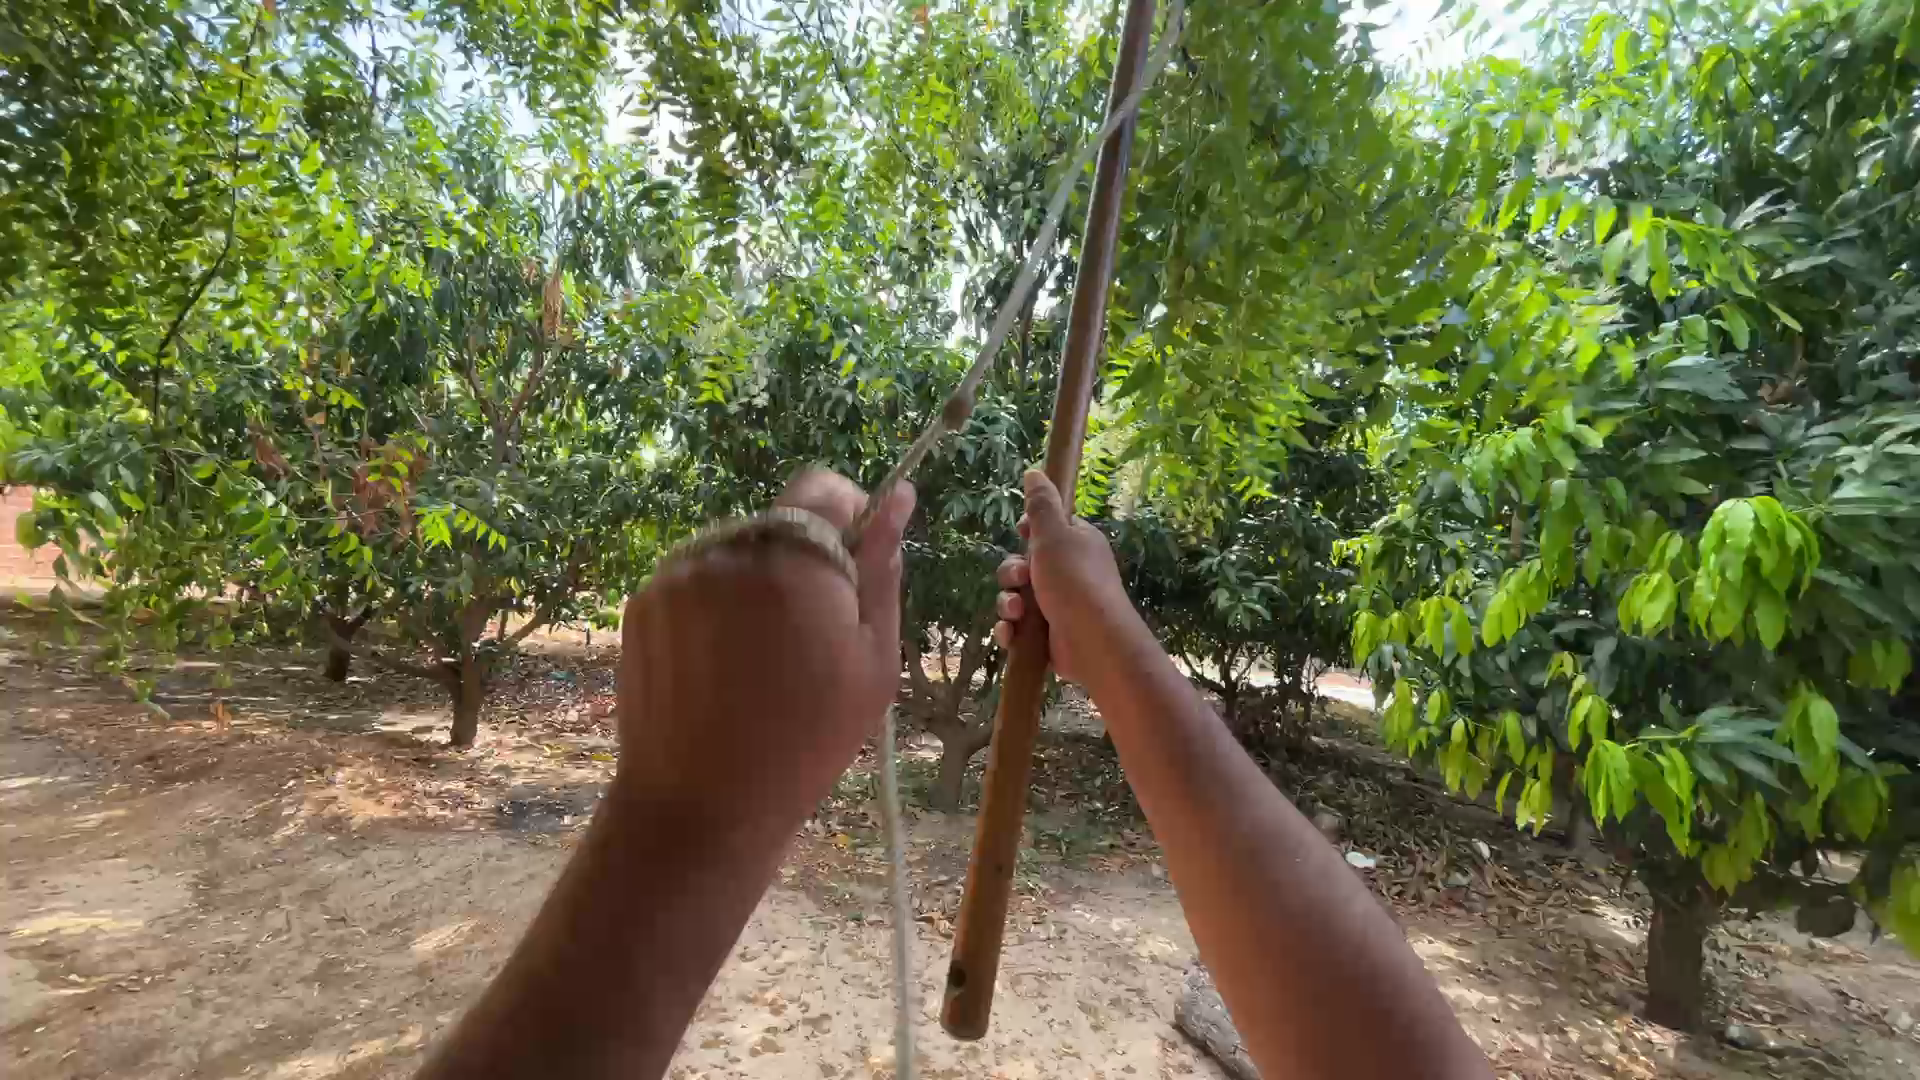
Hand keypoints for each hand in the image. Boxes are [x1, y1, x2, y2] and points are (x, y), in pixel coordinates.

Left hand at [616, 468, 914, 819]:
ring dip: (758, 579)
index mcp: (797, 560)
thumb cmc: (809, 738)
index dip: (847, 512)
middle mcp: (731, 549)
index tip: (853, 561)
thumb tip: (900, 496)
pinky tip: (721, 662)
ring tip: (761, 655)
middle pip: (780, 520)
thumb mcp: (874, 659)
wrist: (702, 805)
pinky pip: (697, 577)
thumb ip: (883, 568)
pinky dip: (716, 602)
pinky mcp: (643, 601)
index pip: (823, 486)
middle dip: (803, 556)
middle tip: (811, 629)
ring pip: (738, 548)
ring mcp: (677, 574)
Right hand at [992, 469, 1135, 685]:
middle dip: (1011, 573)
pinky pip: (1018, 627)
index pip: (1047, 530)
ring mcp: (1058, 605)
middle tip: (1018, 579)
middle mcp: (1069, 572)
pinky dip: (1011, 630)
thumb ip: (1041, 504)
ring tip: (1016, 613)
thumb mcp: (1054, 535)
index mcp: (1076, 543)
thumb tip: (1034, 471)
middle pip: (1023, 564)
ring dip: (1008, 603)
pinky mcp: (1047, 635)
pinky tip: (1011, 634)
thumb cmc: (1074, 581)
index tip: (1022, 534)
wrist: (1093, 642)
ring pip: (1016, 597)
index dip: (1028, 533)